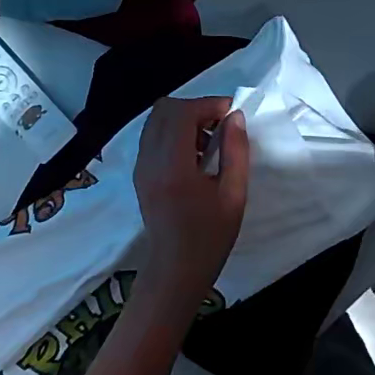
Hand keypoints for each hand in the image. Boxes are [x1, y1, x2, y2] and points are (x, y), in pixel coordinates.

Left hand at [134, 96, 248, 291]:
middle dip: (195, 108)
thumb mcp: (234, 195)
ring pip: (155, 120)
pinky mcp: (139, 172)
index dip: (208, 105)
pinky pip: (152, 136)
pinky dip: (173, 133)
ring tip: (209, 142)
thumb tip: (235, 117)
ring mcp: (140, 166)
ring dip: (183, 119)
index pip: (182, 113)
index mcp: (173, 166)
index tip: (232, 114)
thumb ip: (236, 152)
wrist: (176, 269)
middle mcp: (149, 160)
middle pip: (165, 109)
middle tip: (221, 126)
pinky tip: (194, 155)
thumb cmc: (210, 236)